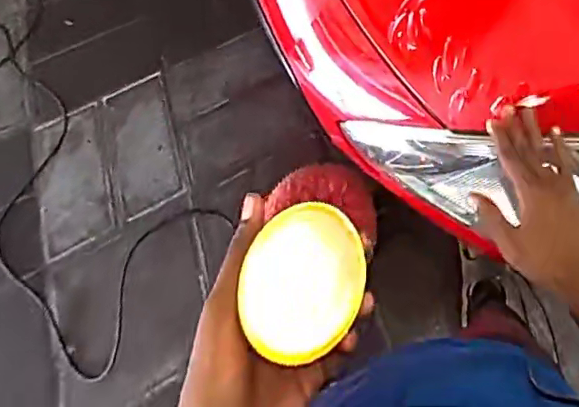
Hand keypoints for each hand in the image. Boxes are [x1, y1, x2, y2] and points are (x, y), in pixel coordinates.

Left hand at [180, 194, 373, 406]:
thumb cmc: (213, 371)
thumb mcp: (221, 307)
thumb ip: (240, 255)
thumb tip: (253, 201)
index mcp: (258, 297)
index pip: (292, 257)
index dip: (318, 237)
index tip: (340, 219)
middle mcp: (280, 318)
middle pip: (320, 284)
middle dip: (347, 266)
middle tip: (365, 251)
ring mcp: (296, 347)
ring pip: (336, 315)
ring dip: (355, 304)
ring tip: (366, 298)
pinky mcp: (311, 375)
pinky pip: (338, 352)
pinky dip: (350, 341)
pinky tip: (352, 335)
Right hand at [473, 106, 578, 306]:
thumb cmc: (544, 262)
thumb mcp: (511, 245)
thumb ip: (493, 217)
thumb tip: (475, 194)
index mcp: (527, 193)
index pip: (510, 159)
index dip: (500, 139)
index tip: (492, 121)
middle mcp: (544, 182)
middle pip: (526, 149)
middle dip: (515, 126)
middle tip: (507, 106)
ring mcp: (561, 184)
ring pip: (544, 150)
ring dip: (534, 129)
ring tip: (528, 109)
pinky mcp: (573, 189)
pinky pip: (565, 161)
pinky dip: (560, 145)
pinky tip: (556, 131)